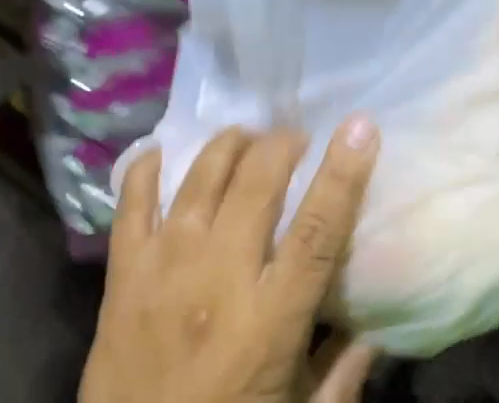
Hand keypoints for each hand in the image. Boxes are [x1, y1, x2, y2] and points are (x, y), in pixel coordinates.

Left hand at [80, 119, 382, 402]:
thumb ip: (342, 372)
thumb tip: (376, 326)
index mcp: (269, 320)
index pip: (317, 230)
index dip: (343, 173)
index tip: (361, 126)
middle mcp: (217, 278)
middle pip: (256, 184)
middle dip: (282, 145)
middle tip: (295, 138)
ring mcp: (163, 267)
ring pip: (199, 178)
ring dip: (228, 146)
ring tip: (246, 139)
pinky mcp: (122, 272)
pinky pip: (131, 201)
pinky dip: (147, 167)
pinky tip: (163, 151)